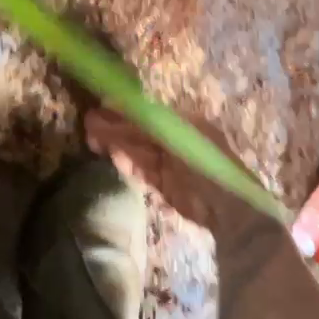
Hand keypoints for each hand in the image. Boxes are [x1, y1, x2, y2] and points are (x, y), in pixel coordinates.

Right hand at [84, 108, 266, 233]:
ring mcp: (170, 163)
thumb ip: (148, 124)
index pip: (148, 113)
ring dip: (115, 144)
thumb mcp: (177, 139)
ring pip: (137, 150)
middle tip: (89, 124)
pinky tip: (111, 155)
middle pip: (139, 131)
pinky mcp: (164, 184)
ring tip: (92, 139)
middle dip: (115, 128)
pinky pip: (141, 169)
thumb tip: (121, 108)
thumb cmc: (206, 166)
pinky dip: (126, 162)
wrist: (229, 211)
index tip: (102, 107)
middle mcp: (176, 140)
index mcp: (185, 123)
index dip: (124, 111)